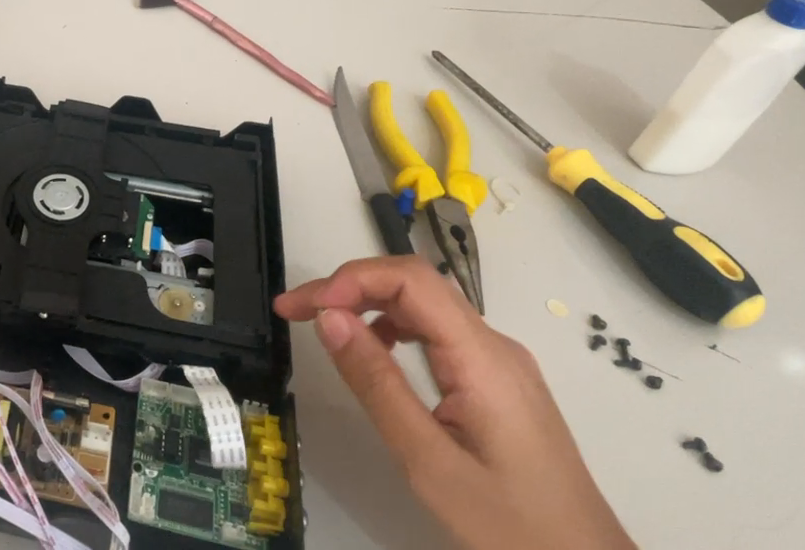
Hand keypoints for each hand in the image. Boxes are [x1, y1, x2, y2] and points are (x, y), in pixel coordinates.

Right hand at [275, 257, 633, 549]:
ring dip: (368, 304)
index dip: (350, 279)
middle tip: (294, 311)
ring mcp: (500, 363)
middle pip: (415, 284)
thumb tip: (329, 318)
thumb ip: (377, 384)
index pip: (410, 279)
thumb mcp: (429, 462)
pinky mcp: (498, 383)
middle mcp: (494, 346)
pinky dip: (394, 328)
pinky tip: (372, 352)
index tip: (304, 309)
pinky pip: (438, 333)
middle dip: (349, 286)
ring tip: (322, 327)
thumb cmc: (511, 528)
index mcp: (482, 357)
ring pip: (425, 305)